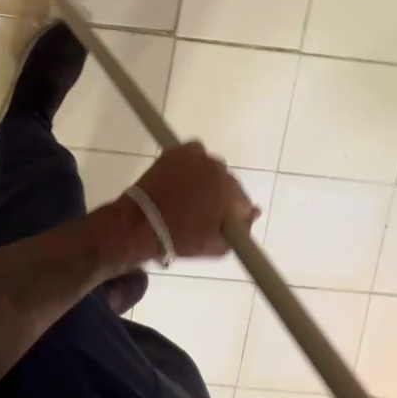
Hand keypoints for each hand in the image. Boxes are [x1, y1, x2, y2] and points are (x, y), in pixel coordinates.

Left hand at [125, 142, 258, 259]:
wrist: (142, 222)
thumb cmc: (181, 238)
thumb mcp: (217, 246)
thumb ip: (242, 230)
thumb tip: (254, 212)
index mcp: (230, 193)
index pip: (244, 203)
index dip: (235, 215)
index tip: (222, 223)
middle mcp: (218, 170)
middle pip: (228, 183)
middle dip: (221, 196)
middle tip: (204, 210)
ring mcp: (198, 157)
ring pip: (213, 167)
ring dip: (208, 178)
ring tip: (191, 193)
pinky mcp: (178, 151)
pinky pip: (195, 152)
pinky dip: (194, 161)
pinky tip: (185, 175)